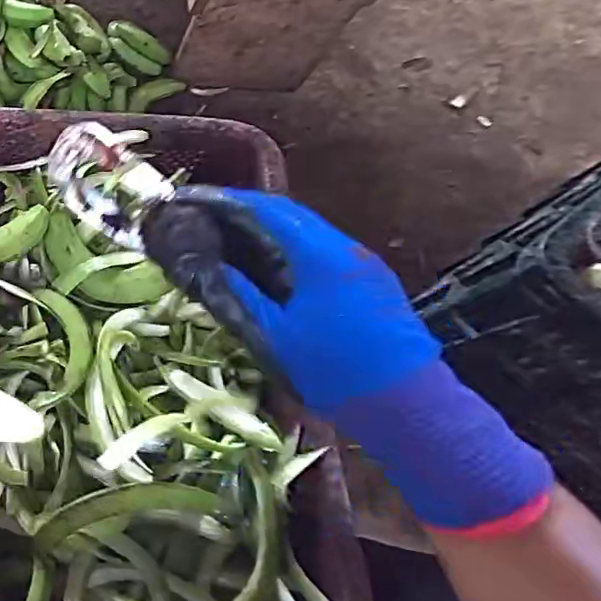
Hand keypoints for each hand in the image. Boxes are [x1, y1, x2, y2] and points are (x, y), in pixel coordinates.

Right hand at [147, 189, 440, 410]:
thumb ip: (244, 295)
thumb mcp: (276, 334)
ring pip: (306, 228)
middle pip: (289, 213)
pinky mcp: (368, 279)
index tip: (194, 198)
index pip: (268, 211)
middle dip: (245, 206)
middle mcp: (345, 249)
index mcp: (320, 257)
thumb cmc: (334, 370)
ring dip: (267, 223)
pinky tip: (267, 255)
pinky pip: (320, 246)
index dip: (228, 200)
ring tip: (230, 228)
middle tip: (207, 209)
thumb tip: (216, 269)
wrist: (406, 403)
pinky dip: (287, 241)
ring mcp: (361, 263)